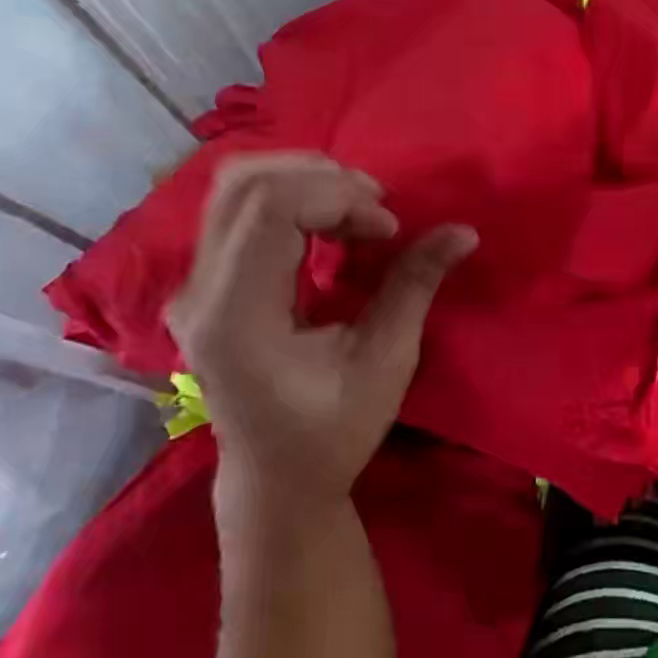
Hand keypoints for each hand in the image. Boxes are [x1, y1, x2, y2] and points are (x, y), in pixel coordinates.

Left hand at [166, 153, 476, 498]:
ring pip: (236, 188)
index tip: (390, 229)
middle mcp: (199, 291)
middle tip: (378, 207)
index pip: (270, 210)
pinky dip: (292, 200)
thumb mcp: (386, 360)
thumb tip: (464, 232)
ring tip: (359, 209)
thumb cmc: (333, 431)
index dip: (337, 199)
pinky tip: (331, 223)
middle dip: (322, 179)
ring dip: (306, 183)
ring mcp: (193, 286)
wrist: (276, 478)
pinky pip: (239, 211)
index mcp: (236, 316)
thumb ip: (415, 285)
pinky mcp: (205, 284)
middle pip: (244, 184)